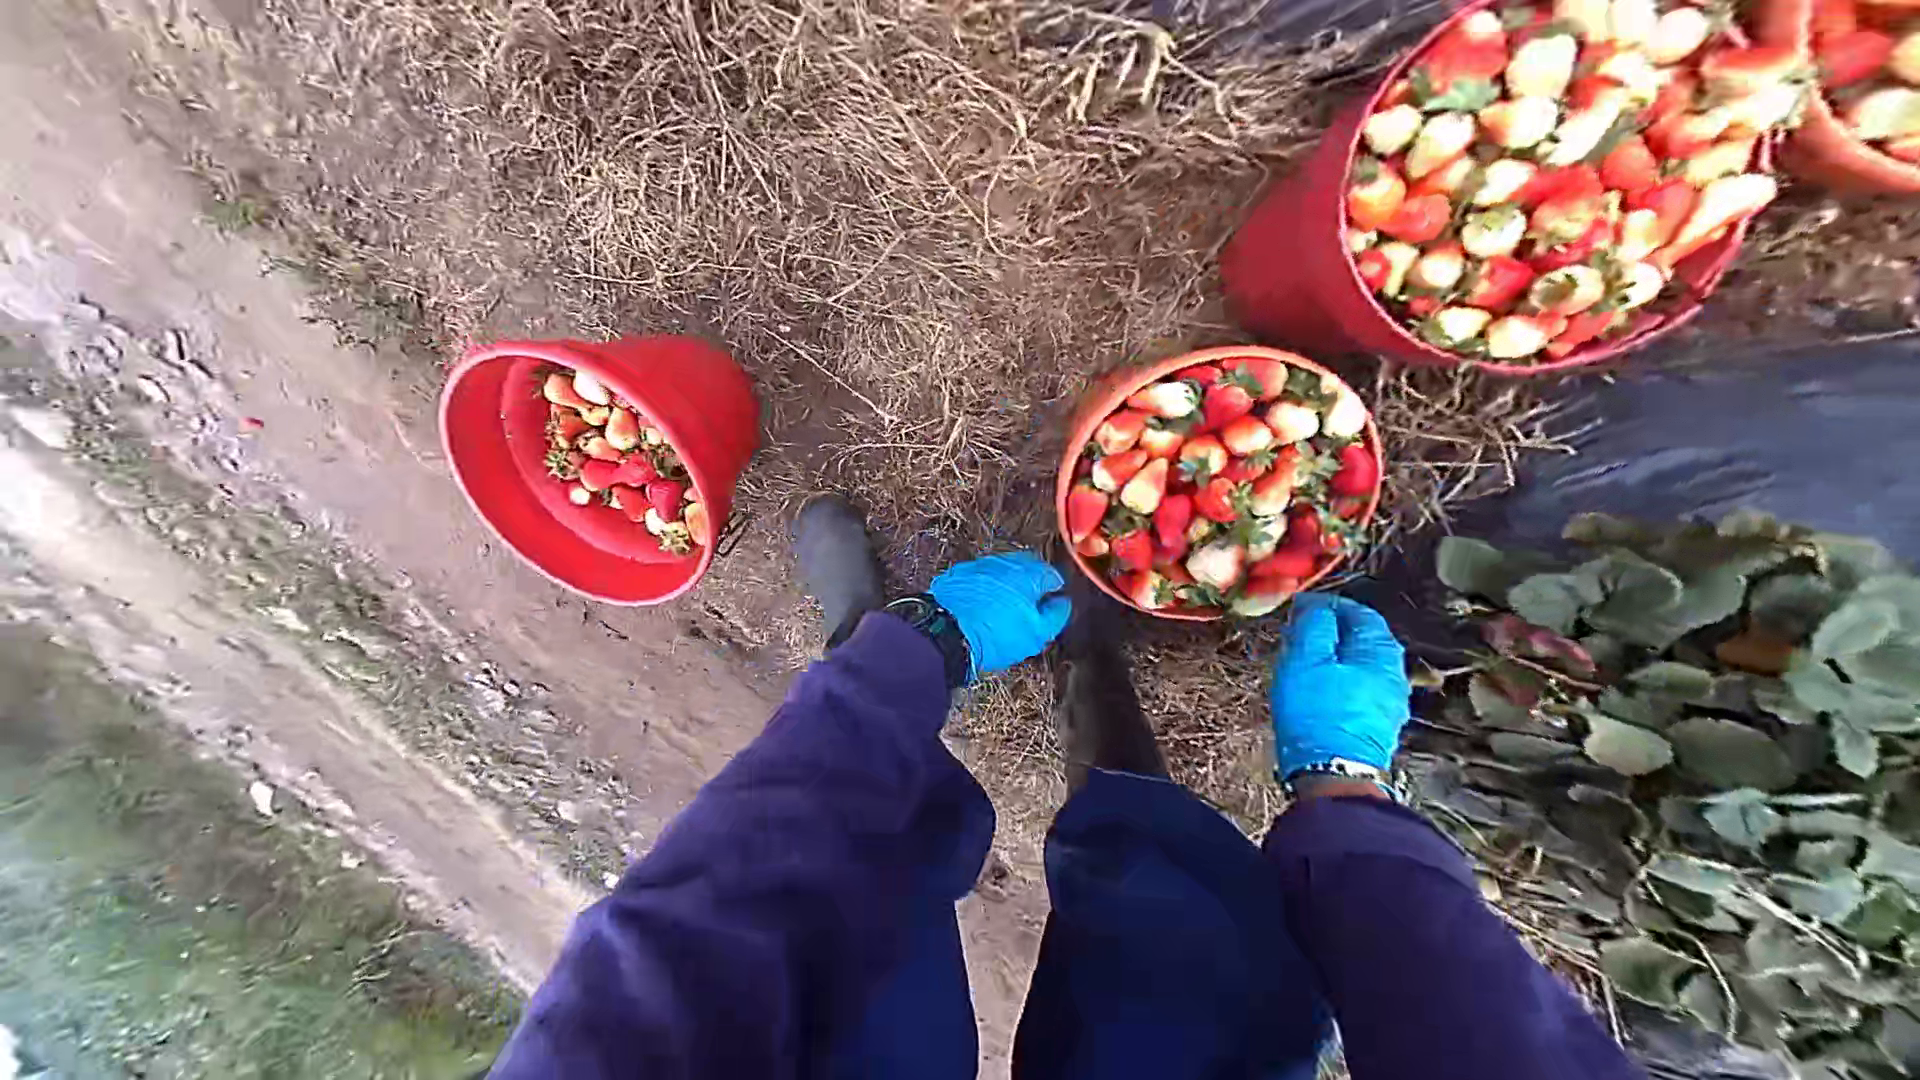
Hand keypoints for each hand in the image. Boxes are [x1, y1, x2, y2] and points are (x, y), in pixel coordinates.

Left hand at [928, 553, 1071, 678]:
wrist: (946, 634)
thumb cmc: (995, 635)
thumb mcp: (1037, 634)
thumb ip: (1055, 615)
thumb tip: (1062, 604)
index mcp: (1028, 574)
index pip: (1051, 575)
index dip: (1054, 591)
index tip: (1052, 604)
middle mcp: (1004, 563)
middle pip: (1026, 568)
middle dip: (1031, 584)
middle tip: (1029, 608)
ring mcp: (979, 566)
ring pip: (1001, 572)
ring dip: (1007, 585)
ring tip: (1003, 610)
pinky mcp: (958, 574)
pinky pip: (979, 578)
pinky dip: (984, 588)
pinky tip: (982, 607)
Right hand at [1269, 594, 1409, 777]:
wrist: (1331, 770)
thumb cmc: (1317, 711)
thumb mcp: (1307, 659)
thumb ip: (1314, 626)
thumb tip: (1317, 606)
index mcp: (1381, 654)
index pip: (1359, 613)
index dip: (1329, 604)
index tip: (1301, 605)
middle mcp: (1393, 675)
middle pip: (1360, 638)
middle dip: (1328, 629)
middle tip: (1296, 629)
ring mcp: (1386, 700)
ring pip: (1356, 662)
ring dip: (1328, 653)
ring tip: (1299, 654)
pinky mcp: (1374, 721)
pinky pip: (1354, 685)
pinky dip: (1333, 674)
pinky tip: (1311, 681)